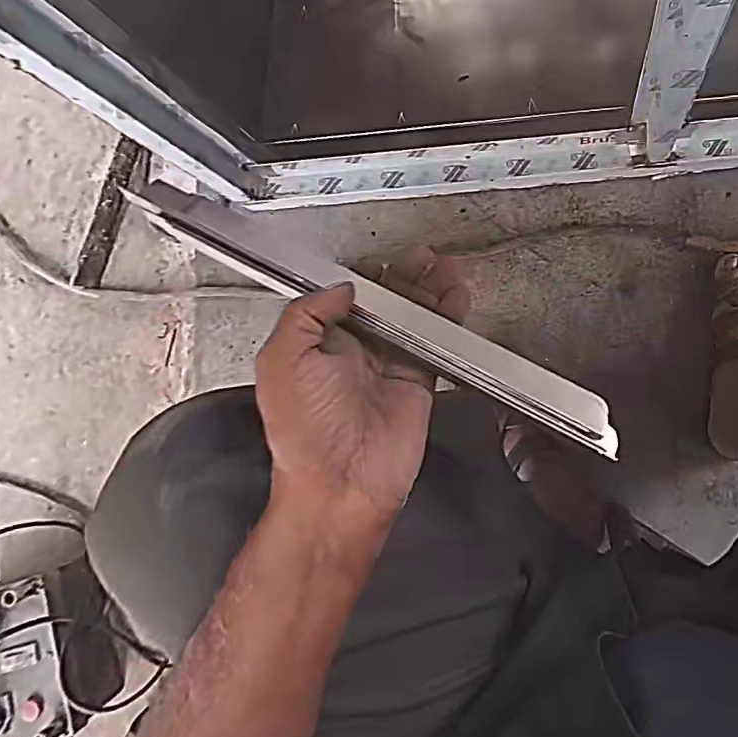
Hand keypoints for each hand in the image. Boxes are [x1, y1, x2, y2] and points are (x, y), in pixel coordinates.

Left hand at [254, 247, 469, 526]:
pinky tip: (455, 301)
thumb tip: (340, 289)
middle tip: (424, 257)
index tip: (384, 258)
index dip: (368, 275)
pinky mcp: (417, 381)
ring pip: (415, 318)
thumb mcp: (283, 360)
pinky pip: (436, 342)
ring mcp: (389, 366)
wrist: (343, 479)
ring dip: (431, 292)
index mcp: (318, 345)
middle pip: (387, 303)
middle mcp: (355, 353)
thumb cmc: (305, 432)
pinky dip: (448, 319)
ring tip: (445, 270)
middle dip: (407, 276)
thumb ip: (306, 314)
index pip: (348, 297)